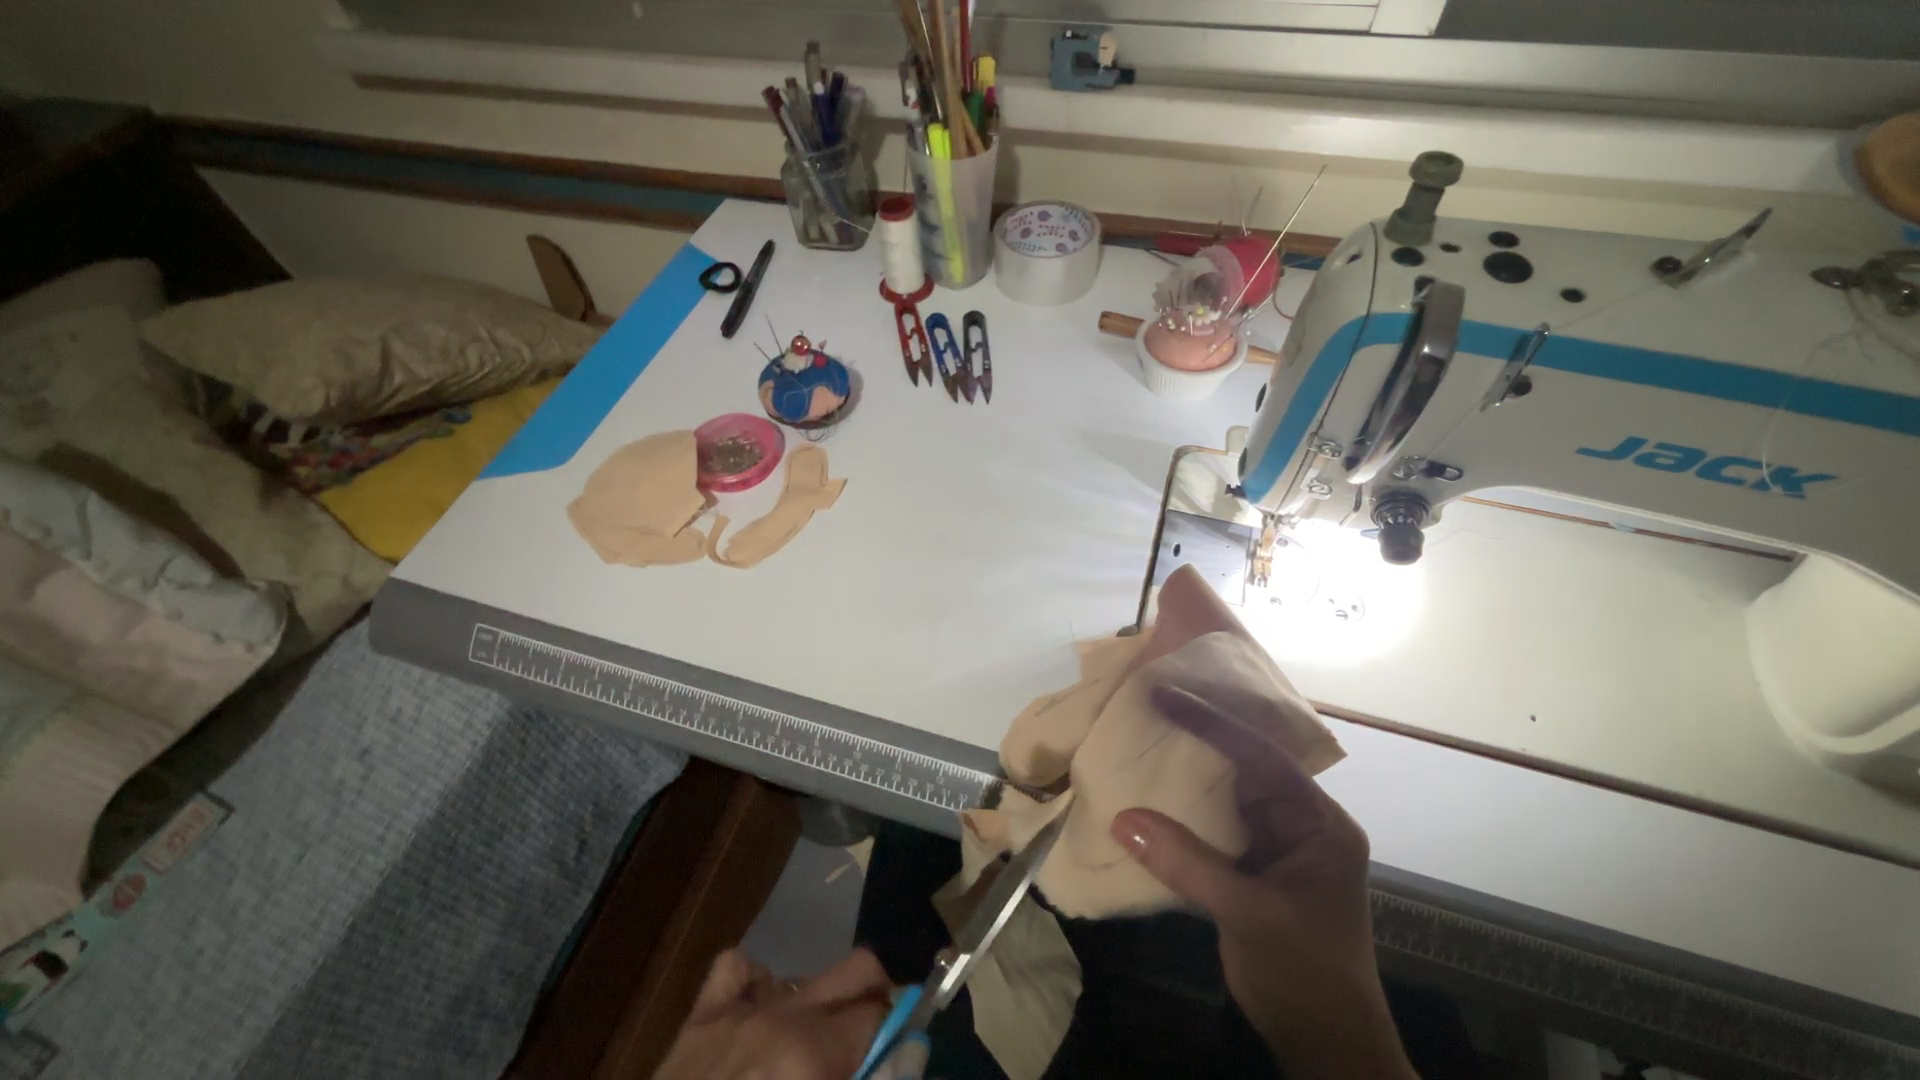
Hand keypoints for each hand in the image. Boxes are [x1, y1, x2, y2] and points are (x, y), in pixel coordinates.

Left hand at [653, 947, 892, 1079]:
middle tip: (870, 1037)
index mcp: (813, 1055)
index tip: (890, 1057)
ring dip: (819, 1005)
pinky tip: (760, 1012)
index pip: (879, 1015)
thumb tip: (893, 1065)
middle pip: (857, 969)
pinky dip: (755, 983)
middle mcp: (783, 1018)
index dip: (892, 1035)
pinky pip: (736, 968)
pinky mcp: (701, 1017)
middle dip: (875, 994)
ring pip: (802, 976)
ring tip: (813, 1044)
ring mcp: (739, 1012)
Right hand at [1109, 685, 1415, 1079]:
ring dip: (1188, 776)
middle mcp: (1300, 826)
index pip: (1263, 757)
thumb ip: (1187, 862)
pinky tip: (1149, 800)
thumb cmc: (1305, 976)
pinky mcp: (1251, 873)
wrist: (1325, 1047)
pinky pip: (1213, 830)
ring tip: (1143, 741)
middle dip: (1200, 738)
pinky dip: (1182, 816)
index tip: (1166, 694)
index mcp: (1320, 824)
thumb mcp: (1248, 914)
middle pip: (1246, 768)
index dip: (1213, 723)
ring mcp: (1275, 850)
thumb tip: (1123, 815)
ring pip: (1227, 798)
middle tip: (1149, 705)